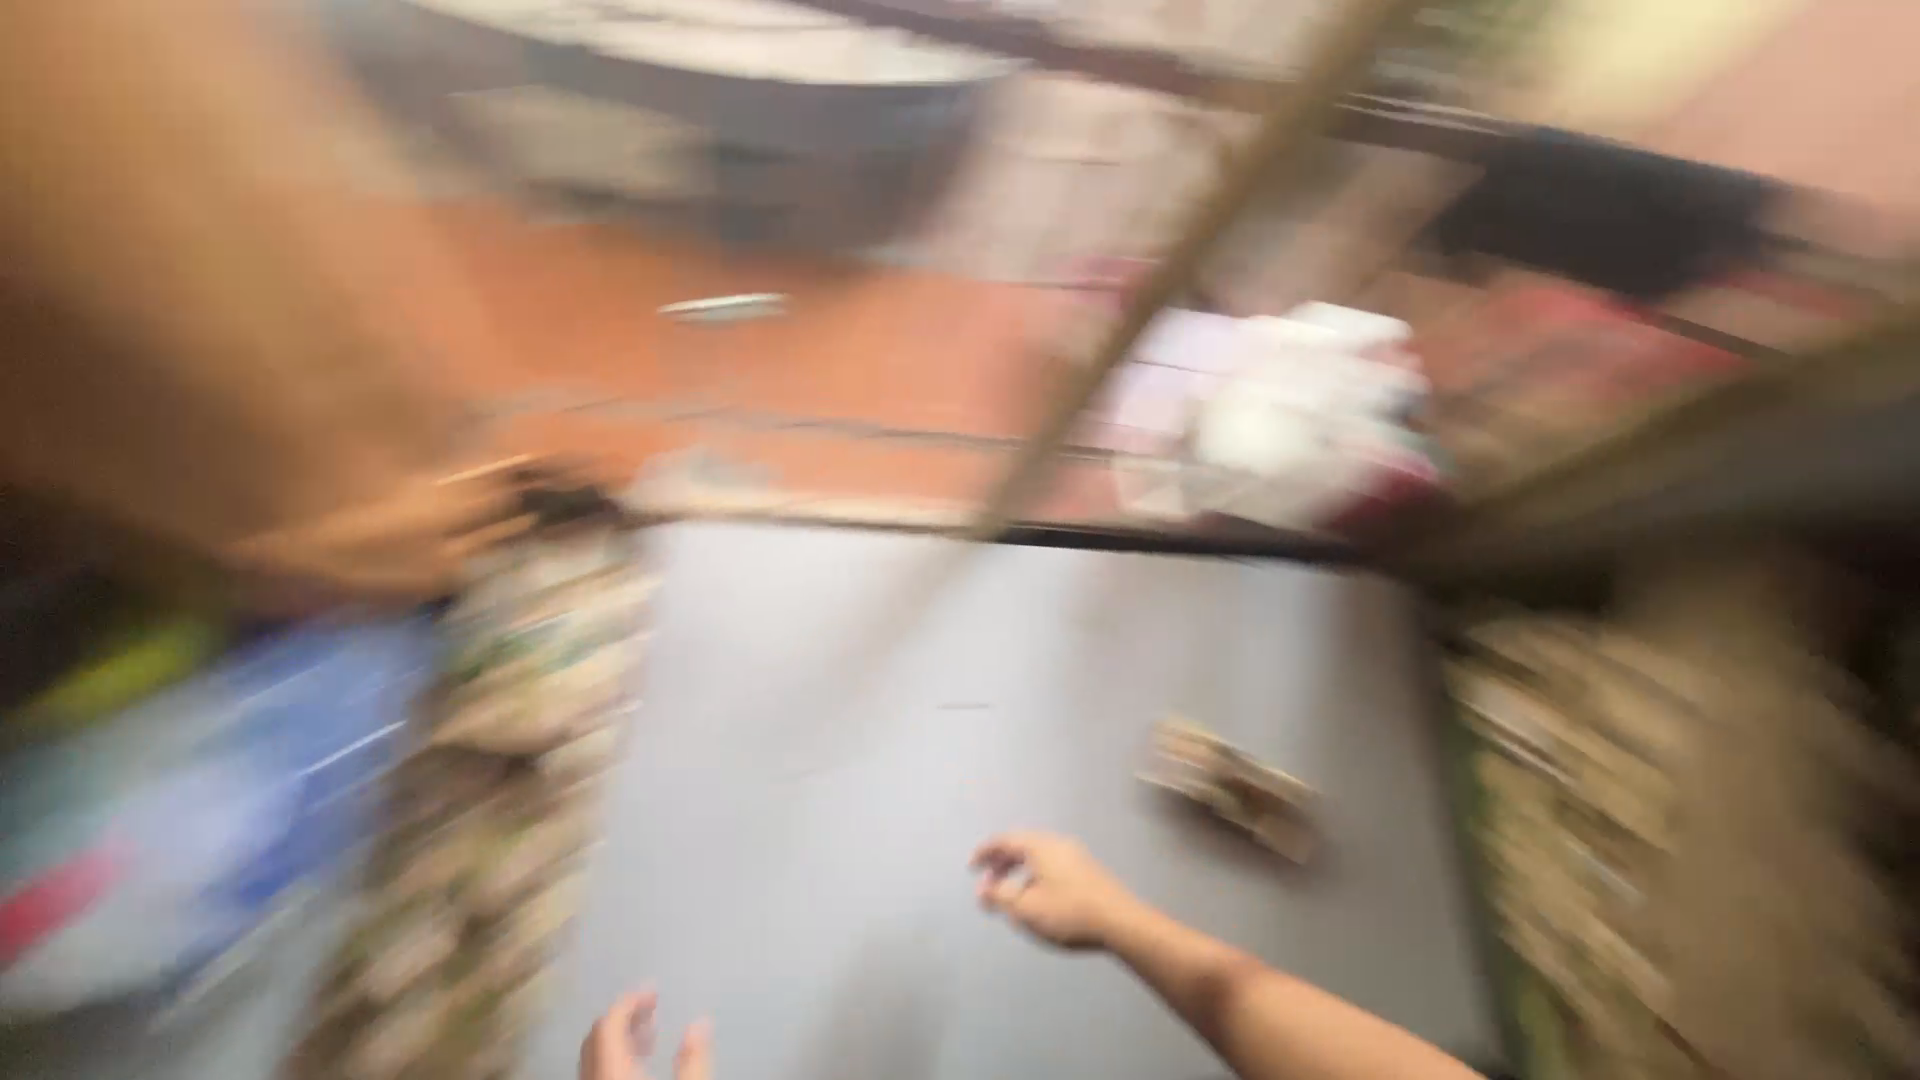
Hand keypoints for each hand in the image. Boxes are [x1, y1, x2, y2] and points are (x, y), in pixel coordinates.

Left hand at [579, 990, 712, 1079]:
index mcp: (612, 1068)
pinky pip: (596, 1068)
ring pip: (594, 1052)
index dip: (629, 1000)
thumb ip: (693, 1057)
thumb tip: (702, 1021)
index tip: (654, 988)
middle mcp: (592, 1076)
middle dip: (624, 1013)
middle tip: (653, 1003)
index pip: (608, 1023)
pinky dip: (614, 1053)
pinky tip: (639, 1058)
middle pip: (597, 1035)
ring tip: (650, 1028)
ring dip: (620, 1033)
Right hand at [970, 831, 1145, 949]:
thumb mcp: (1026, 908)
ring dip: (1019, 872)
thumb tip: (983, 888)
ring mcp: (1074, 854)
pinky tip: (1038, 900)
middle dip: (1001, 864)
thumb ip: (1000, 897)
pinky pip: (1051, 865)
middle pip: (1021, 846)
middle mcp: (1056, 842)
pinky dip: (1035, 876)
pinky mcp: (1087, 869)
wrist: (1120, 921)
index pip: (1004, 840)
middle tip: (988, 883)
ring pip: (1037, 857)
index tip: (972, 867)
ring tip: (1011, 897)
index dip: (984, 853)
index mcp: (1039, 845)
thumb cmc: (1068, 913)